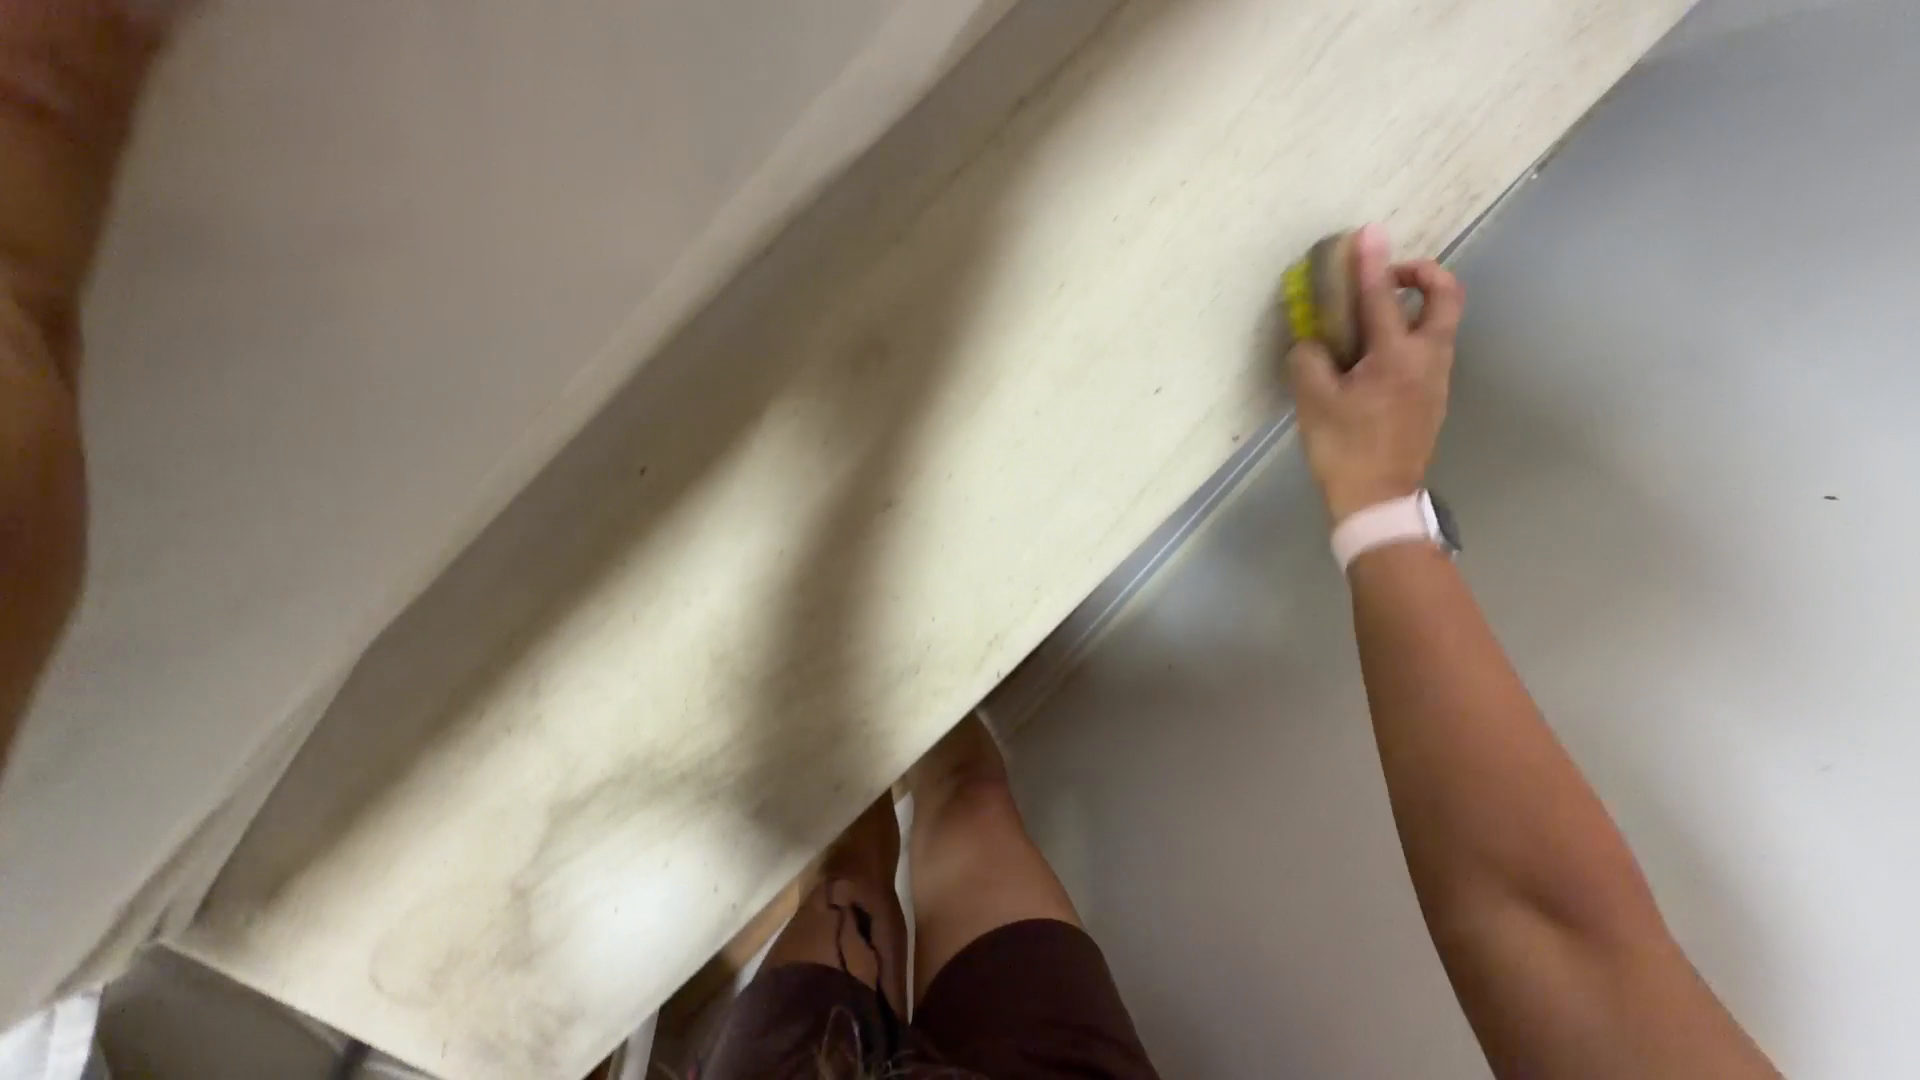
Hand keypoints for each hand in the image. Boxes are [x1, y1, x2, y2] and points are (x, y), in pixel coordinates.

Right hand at [1286, 224, 1464, 521]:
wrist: (1377, 499)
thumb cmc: (1344, 449)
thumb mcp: (1313, 403)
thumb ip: (1310, 360)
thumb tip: (1313, 342)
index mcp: (1396, 357)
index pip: (1382, 297)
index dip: (1372, 262)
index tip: (1368, 231)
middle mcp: (1427, 359)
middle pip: (1445, 297)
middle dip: (1422, 273)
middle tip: (1389, 274)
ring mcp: (1437, 378)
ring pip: (1440, 323)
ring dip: (1415, 305)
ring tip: (1374, 315)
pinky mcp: (1433, 396)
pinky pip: (1428, 348)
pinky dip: (1409, 334)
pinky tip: (1374, 355)